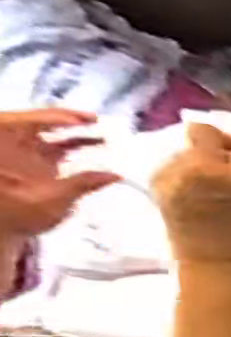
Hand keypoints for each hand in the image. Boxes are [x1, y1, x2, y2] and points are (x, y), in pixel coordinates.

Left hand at [0, 108, 118, 236]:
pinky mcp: (34, 165)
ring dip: (70, 129)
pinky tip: (97, 144)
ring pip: (43, 133)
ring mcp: (19, 155)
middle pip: (29, 123)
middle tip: (94, 119)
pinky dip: (74, 144)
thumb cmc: (17, 218)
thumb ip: (80, 186)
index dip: (47, 119)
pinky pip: (54, 147)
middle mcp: (6, 148)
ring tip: (99, 127)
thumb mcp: (50, 202)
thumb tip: (113, 175)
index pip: (17, 123)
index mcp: (0, 150)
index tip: (80, 121)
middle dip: (60, 119)